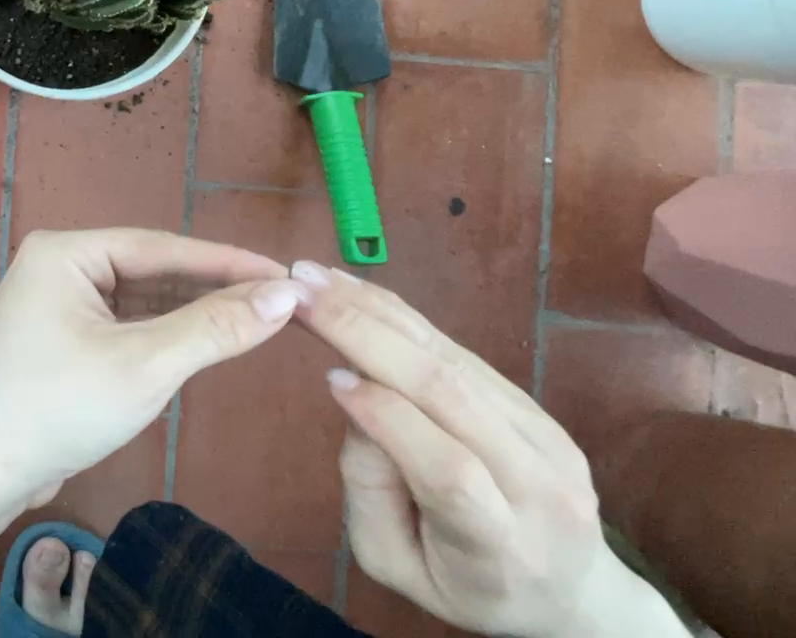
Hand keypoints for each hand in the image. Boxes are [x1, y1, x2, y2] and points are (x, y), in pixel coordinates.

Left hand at [0, 228, 306, 504]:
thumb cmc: (62, 406)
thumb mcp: (146, 365)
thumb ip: (215, 326)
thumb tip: (286, 293)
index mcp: (65, 252)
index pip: (159, 246)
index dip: (226, 261)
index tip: (289, 272)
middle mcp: (57, 264)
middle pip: (149, 268)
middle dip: (211, 285)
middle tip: (283, 298)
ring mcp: (56, 298)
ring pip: (138, 295)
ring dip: (191, 308)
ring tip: (259, 316)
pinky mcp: (61, 332)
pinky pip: (123, 319)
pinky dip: (163, 329)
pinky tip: (207, 335)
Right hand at [288, 262, 689, 637]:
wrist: (571, 591)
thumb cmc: (460, 582)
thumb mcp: (395, 564)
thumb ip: (369, 490)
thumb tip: (354, 399)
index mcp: (501, 541)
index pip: (447, 468)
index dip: (387, 417)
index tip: (325, 375)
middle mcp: (537, 482)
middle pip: (449, 393)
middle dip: (364, 333)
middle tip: (298, 293)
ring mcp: (545, 436)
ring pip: (451, 358)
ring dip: (373, 309)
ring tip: (312, 277)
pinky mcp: (534, 406)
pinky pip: (458, 349)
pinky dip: (397, 314)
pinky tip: (351, 288)